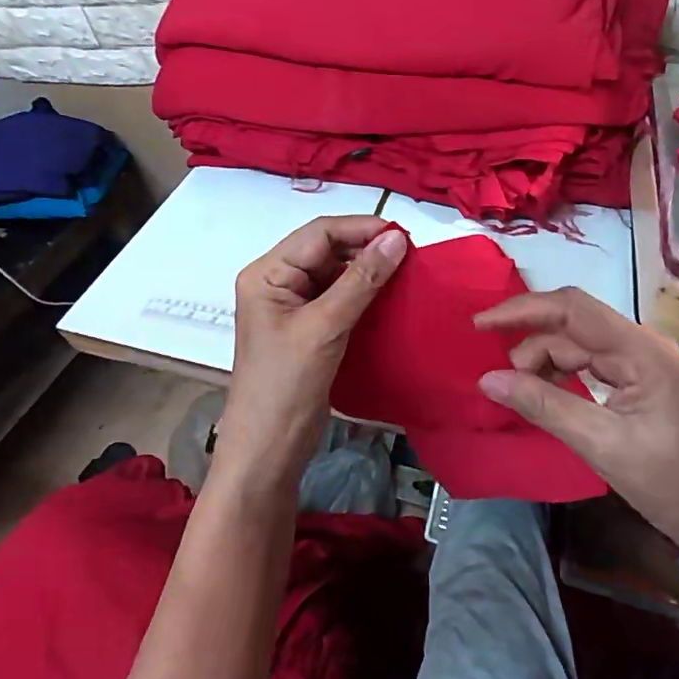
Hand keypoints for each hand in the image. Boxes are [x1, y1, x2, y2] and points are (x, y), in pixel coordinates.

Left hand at [223, 216, 408, 479]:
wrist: (269, 449)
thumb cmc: (286, 385)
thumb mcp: (325, 327)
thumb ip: (361, 280)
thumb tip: (397, 239)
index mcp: (267, 273)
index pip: (319, 233)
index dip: (361, 228)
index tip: (404, 235)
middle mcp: (278, 281)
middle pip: (328, 248)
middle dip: (367, 247)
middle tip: (411, 255)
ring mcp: (294, 304)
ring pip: (337, 271)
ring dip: (369, 269)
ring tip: (407, 271)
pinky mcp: (310, 326)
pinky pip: (341, 295)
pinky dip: (366, 291)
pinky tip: (391, 294)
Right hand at [474, 288, 678, 565]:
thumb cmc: (671, 486)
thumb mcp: (601, 445)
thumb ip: (543, 406)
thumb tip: (488, 380)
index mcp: (642, 351)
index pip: (573, 309)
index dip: (523, 310)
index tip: (481, 325)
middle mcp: (644, 345)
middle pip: (575, 324)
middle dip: (530, 341)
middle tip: (499, 377)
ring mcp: (644, 362)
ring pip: (581, 344)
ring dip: (545, 360)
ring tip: (518, 391)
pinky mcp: (642, 380)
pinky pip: (593, 363)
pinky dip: (563, 373)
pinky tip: (544, 392)